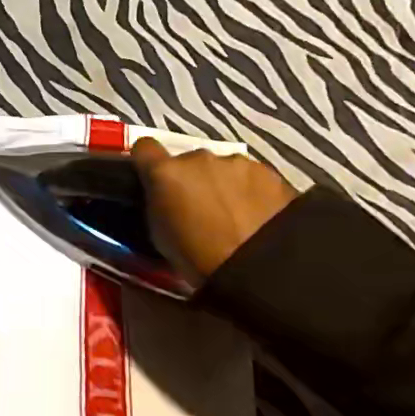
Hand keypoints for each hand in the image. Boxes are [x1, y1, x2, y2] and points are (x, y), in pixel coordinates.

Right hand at [131, 139, 297, 280]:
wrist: (258, 268)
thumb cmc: (198, 260)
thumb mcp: (160, 236)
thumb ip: (158, 204)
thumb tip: (164, 196)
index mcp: (167, 172)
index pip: (145, 147)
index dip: (148, 161)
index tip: (153, 177)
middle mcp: (200, 157)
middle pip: (189, 161)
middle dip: (192, 179)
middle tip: (201, 209)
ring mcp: (237, 162)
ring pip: (223, 167)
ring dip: (223, 184)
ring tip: (235, 216)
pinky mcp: (269, 172)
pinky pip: (252, 177)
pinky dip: (251, 192)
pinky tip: (258, 216)